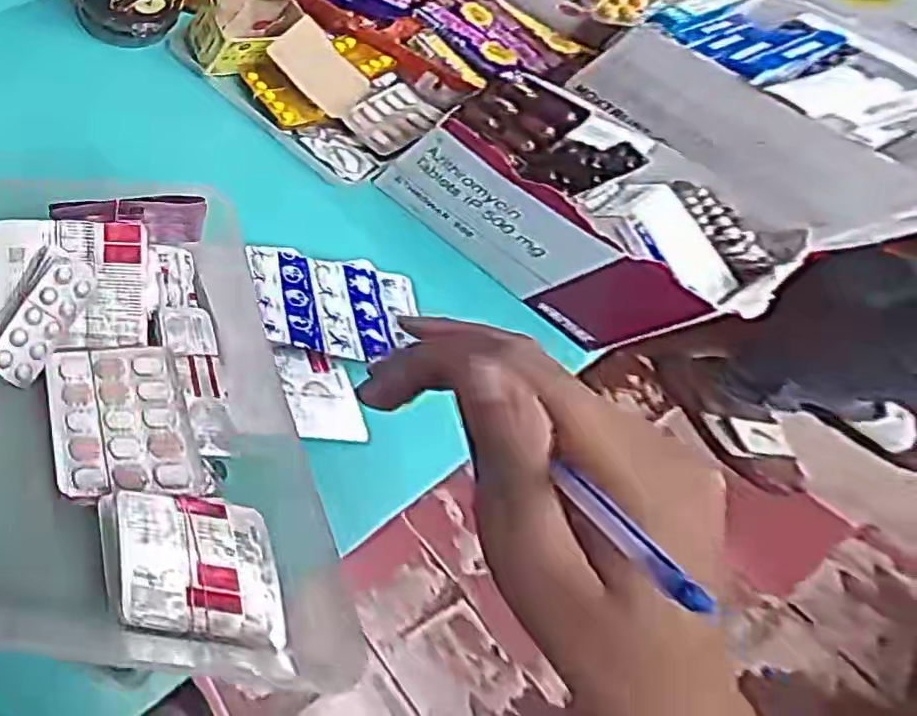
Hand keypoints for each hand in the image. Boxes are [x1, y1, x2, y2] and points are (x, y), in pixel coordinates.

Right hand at [358, 317, 749, 715]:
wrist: (659, 688)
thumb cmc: (582, 628)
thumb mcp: (530, 546)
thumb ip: (509, 453)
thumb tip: (478, 369)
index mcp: (630, 461)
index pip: (517, 365)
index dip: (438, 356)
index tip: (379, 386)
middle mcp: (652, 438)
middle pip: (526, 361)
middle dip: (440, 355)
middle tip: (378, 380)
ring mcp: (650, 444)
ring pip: (533, 372)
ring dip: (460, 367)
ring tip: (401, 386)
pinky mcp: (634, 453)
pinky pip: (547, 396)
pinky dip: (490, 388)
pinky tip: (455, 397)